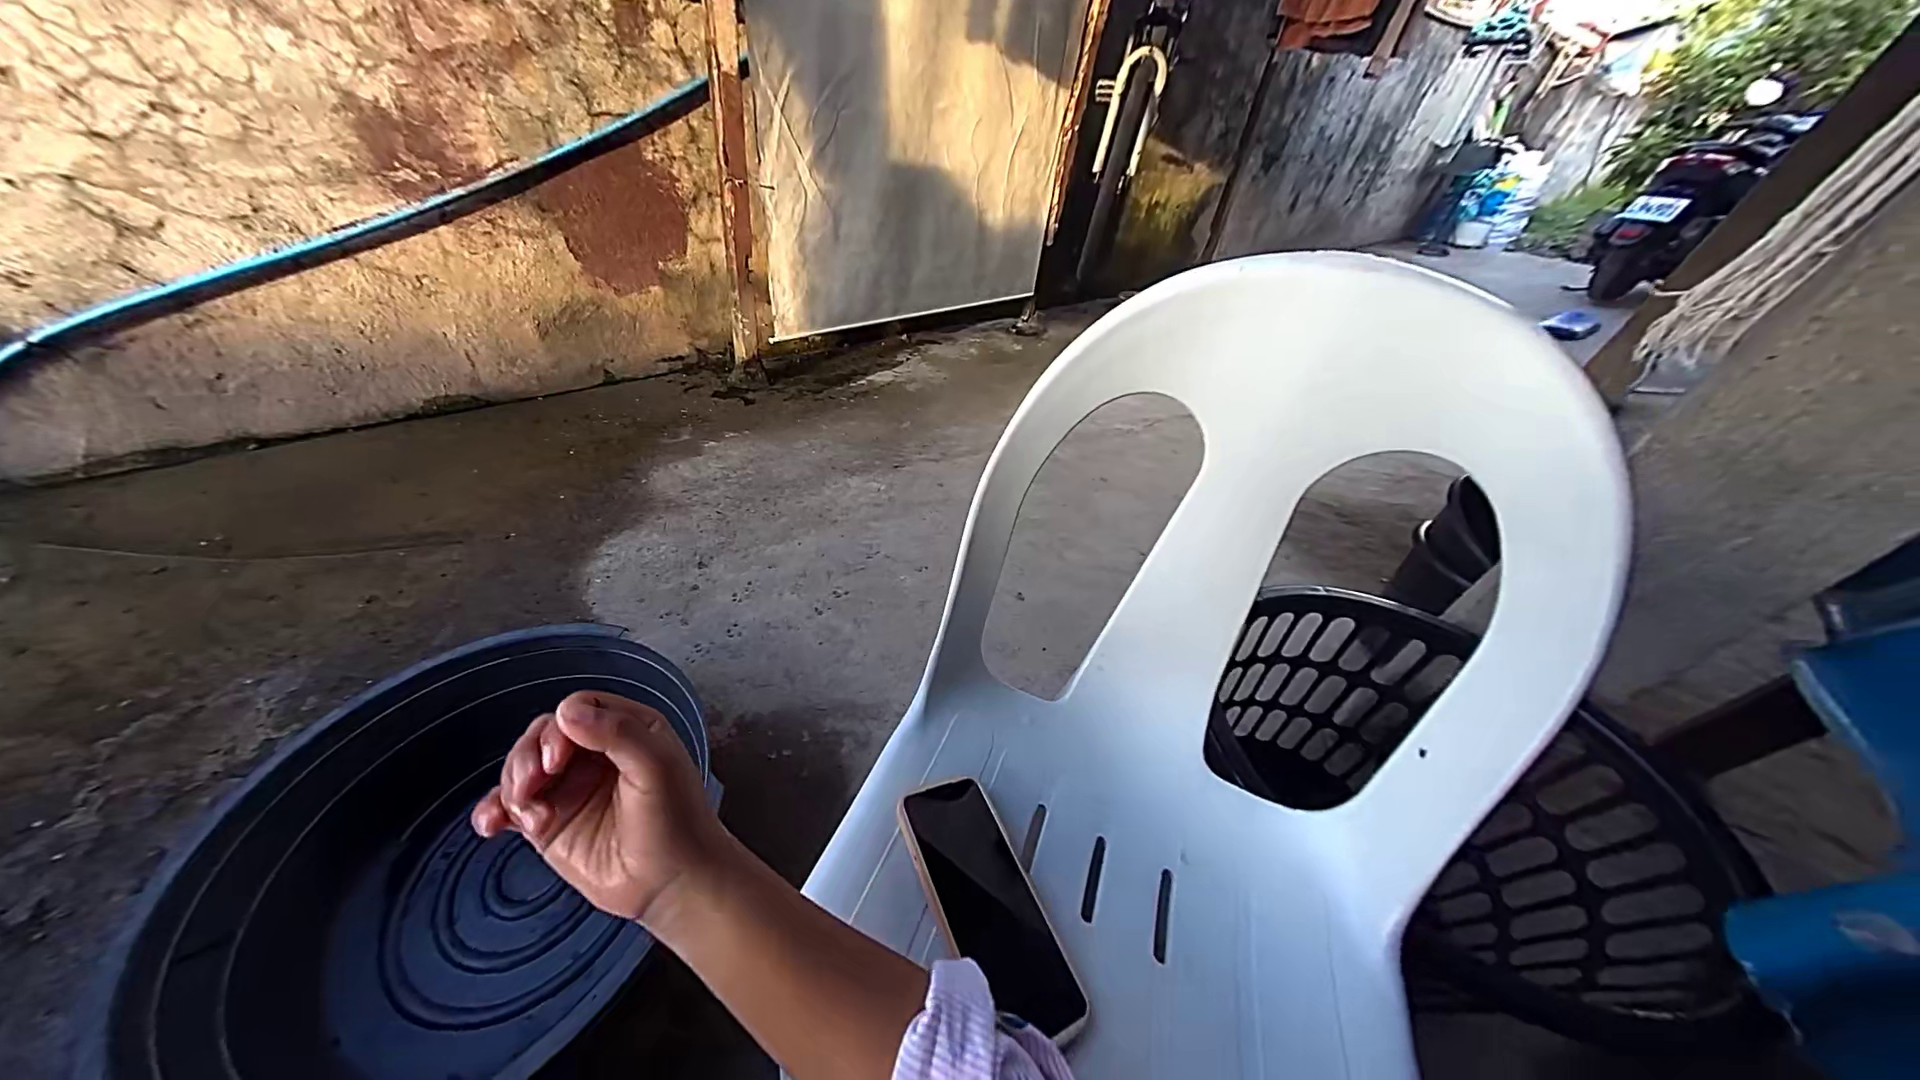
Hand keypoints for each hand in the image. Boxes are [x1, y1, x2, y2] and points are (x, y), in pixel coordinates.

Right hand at [470, 690, 727, 923]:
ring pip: (522, 767)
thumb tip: (569, 711)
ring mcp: (572, 787)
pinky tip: (493, 824)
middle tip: (536, 783)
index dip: (562, 726)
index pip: (582, 708)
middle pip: (543, 734)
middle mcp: (597, 754)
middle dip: (529, 756)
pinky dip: (493, 810)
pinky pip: (509, 806)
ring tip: (534, 815)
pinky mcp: (550, 822)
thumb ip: (619, 733)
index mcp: (630, 729)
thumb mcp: (657, 766)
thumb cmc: (677, 820)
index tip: (559, 757)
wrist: (670, 881)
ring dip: (512, 785)